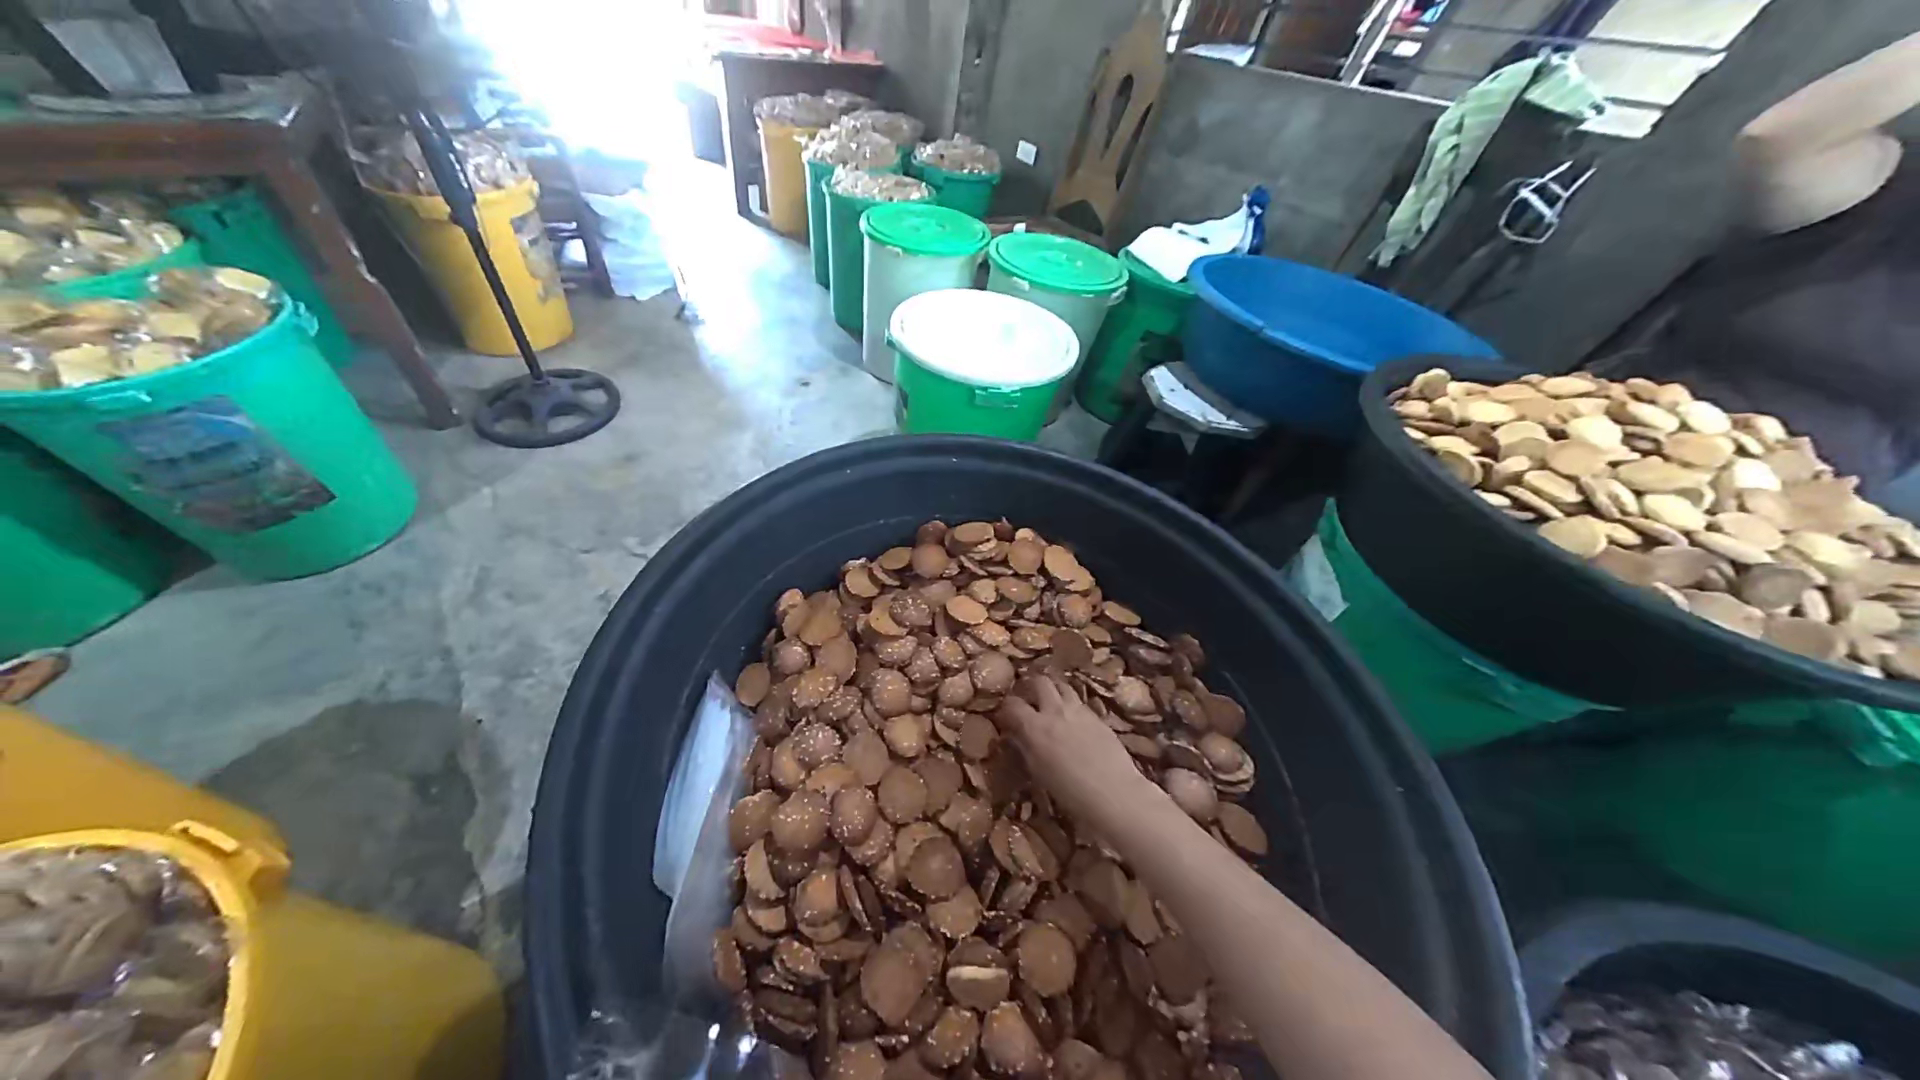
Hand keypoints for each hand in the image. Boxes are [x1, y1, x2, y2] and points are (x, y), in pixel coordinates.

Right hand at [995, 675, 1157, 831]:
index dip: (1005, 707)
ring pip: (1062, 685)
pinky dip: (1070, 703)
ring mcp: (1078, 710)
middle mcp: (1055, 711)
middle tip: (1027, 698)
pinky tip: (1071, 717)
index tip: (1004, 715)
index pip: (1012, 704)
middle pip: (1039, 682)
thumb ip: (1024, 748)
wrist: (1113, 793)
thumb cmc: (1070, 792)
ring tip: (1050, 700)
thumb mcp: (1038, 772)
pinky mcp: (1097, 716)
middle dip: (1030, 686)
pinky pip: (1079, 700)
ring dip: (1053, 689)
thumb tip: (1014, 735)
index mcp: (1034, 727)